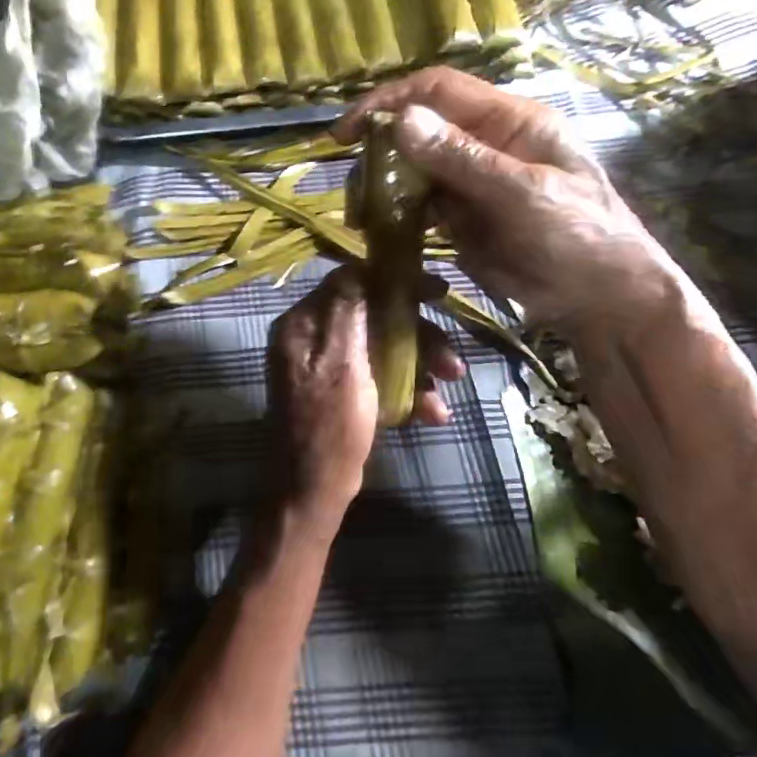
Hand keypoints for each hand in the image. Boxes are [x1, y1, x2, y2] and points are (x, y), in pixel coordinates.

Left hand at [267, 268, 463, 511]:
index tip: (436, 292)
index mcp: (303, 326)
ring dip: (421, 366)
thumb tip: (357, 266)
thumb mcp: (341, 364)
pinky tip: (433, 413)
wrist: (312, 490)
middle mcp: (312, 341)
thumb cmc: (327, 427)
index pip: (349, 283)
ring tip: (450, 387)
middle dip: (418, 336)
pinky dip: (407, 392)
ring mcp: (329, 368)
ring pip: (383, 349)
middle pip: (374, 318)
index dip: (394, 282)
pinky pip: (380, 378)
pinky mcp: (345, 394)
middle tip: (453, 359)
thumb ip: (348, 312)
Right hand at [333, 68, 679, 337]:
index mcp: (507, 121)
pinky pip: (419, 210)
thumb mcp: (522, 194)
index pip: (437, 91)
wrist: (601, 298)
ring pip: (412, 173)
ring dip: (382, 192)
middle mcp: (483, 145)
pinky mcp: (462, 220)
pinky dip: (396, 219)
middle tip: (353, 196)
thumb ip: (463, 159)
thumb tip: (401, 121)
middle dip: (379, 157)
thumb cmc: (579, 236)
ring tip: (362, 221)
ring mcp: (471, 184)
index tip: (346, 133)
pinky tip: (381, 235)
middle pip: (417, 133)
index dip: (389, 102)